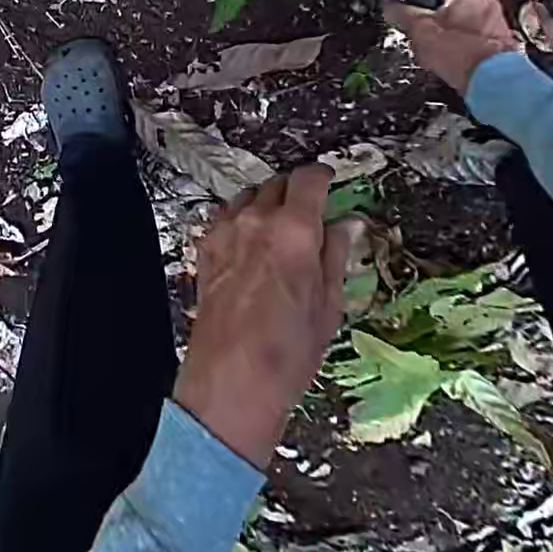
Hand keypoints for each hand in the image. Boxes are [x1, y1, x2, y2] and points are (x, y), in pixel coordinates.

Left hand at [173, 164, 356, 466]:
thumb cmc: (290, 348)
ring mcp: (224, 230)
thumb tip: (347, 223)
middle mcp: (255, 219)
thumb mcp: (329, 303)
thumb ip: (335, 254)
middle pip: (276, 183)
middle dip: (295, 191)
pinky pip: (226, 217)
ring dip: (266, 203)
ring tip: (281, 229)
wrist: (231, 375)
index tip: (330, 181)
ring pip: (248, 197)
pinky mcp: (205, 246)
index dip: (322, 176)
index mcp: (293, 229)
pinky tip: (252, 243)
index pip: (308, 179)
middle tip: (310, 211)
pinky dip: (242, 219)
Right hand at [384, 0, 522, 93]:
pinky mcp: (491, 32)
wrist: (493, 81)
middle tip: (411, 23)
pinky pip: (461, 27)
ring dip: (436, 23)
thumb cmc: (463, 54)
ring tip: (428, 40)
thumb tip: (390, 6)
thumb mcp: (417, 29)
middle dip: (422, 8)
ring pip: (450, 12)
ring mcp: (490, 14)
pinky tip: (442, 50)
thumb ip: (399, 12)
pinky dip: (449, 35)